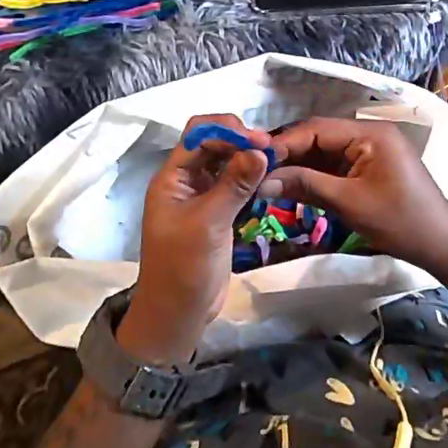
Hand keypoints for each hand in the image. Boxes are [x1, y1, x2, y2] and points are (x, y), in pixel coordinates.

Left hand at [125, 114, 270, 362]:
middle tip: (271, 150)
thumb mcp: (208, 224)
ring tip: (275, 160)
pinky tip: (269, 179)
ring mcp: (202, 197)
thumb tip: (260, 151)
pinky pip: (234, 184)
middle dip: (240, 140)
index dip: (228, 132)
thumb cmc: (183, 268)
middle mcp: (185, 181)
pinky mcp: (217, 213)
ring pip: (226, 163)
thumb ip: (234, 185)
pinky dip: (250, 178)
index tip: (260, 141)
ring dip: (247, 158)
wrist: (176, 315)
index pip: (198, 136)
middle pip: (212, 145)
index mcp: (172, 178)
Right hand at [261, 118, 447, 272]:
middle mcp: (369, 133)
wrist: (442, 245)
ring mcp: (370, 150)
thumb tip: (263, 180)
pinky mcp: (370, 167)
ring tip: (268, 179)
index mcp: (369, 133)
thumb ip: (306, 185)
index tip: (255, 159)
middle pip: (318, 137)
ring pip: (324, 152)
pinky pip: (335, 164)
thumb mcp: (349, 203)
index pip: (316, 129)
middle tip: (257, 171)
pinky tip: (293, 186)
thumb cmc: (400, 221)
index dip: (284, 143)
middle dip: (289, 154)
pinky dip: (315, 175)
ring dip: (299, 165)